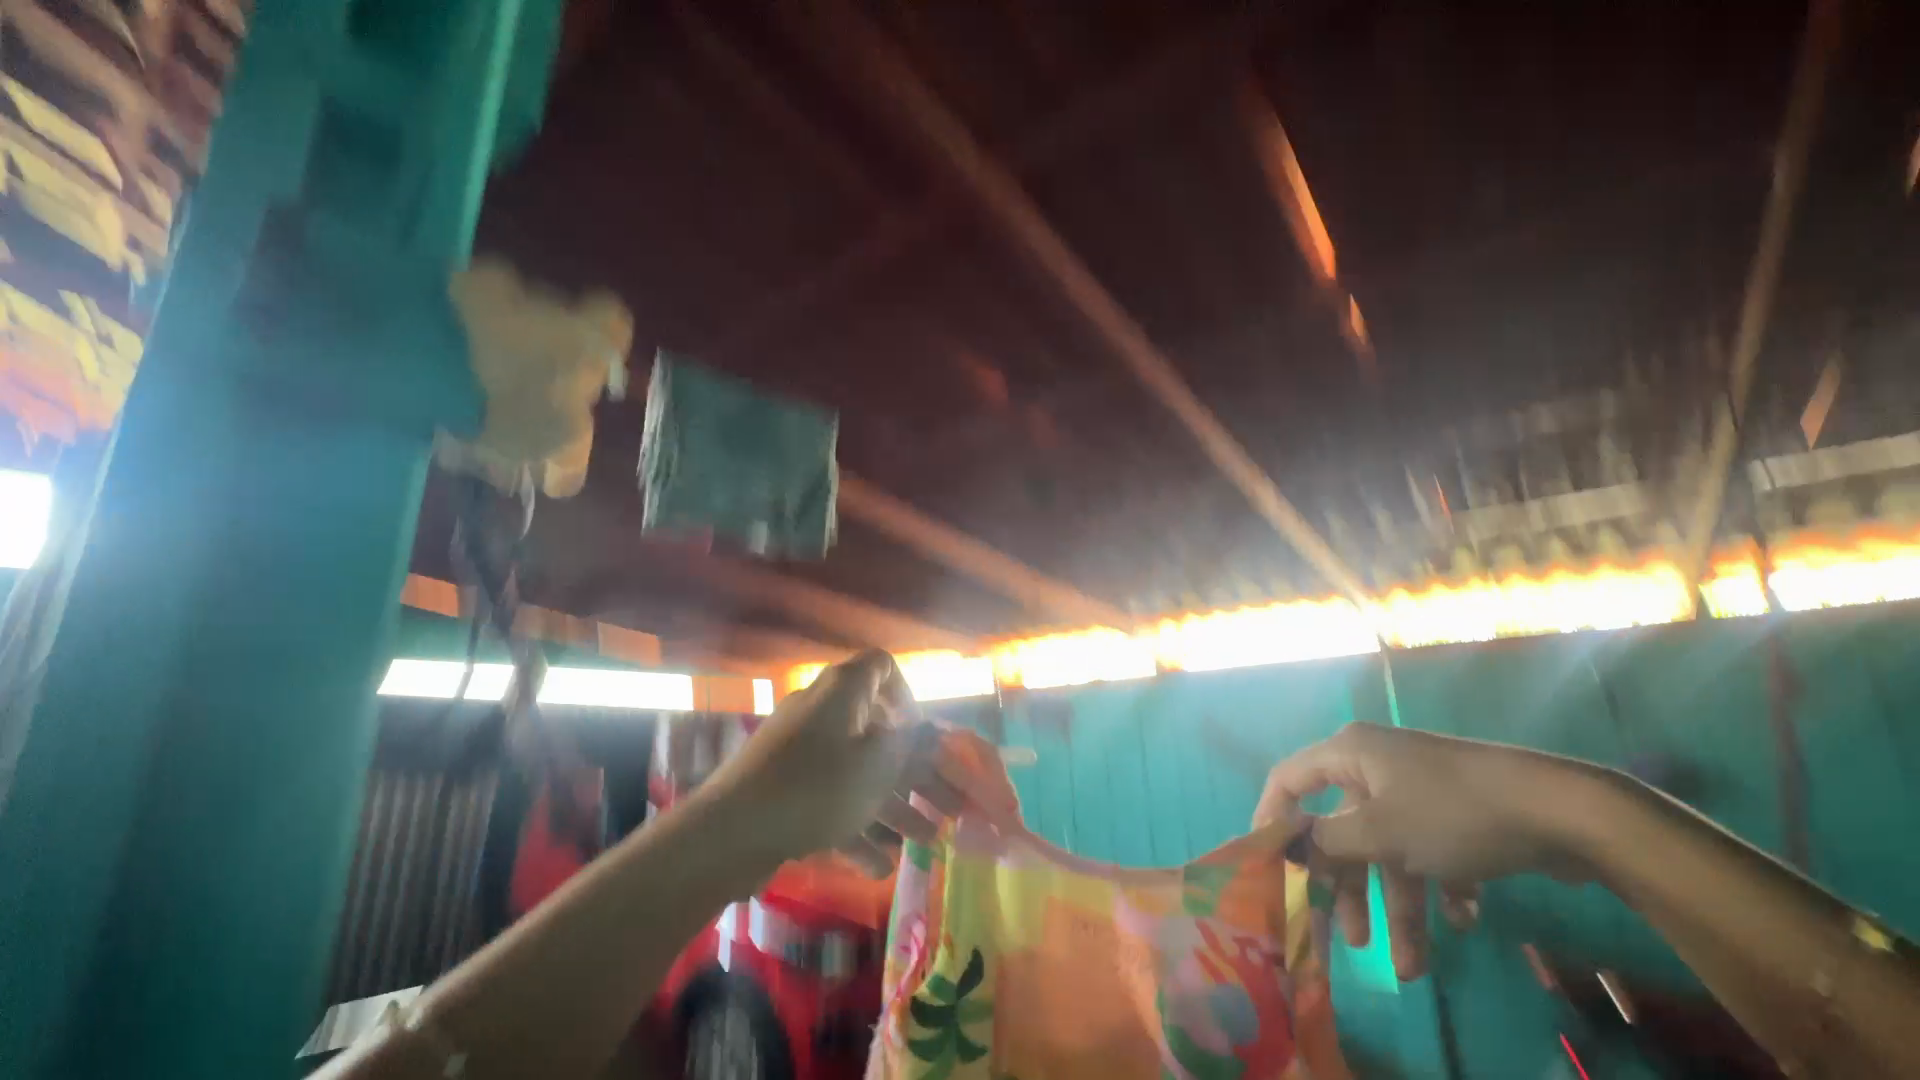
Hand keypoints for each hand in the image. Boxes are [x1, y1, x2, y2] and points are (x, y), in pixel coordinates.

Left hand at [705, 649, 962, 875]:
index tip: (923, 734)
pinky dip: (855, 828)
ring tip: (926, 842)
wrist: (731, 831)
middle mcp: (821, 713)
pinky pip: (829, 800)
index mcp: (843, 691)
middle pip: (878, 732)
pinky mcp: (784, 789)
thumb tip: (928, 734)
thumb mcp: (878, 766)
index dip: (908, 695)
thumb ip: (911, 747)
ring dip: (894, 805)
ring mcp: (800, 752)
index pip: (882, 668)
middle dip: (915, 771)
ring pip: (858, 772)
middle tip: (947, 805)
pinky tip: (877, 867)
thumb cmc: (816, 788)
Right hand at [1253, 723, 1601, 979]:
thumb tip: (1290, 843)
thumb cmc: (1452, 814)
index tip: (1266, 869)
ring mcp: (1421, 792)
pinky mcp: (1459, 816)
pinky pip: (1432, 855)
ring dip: (1398, 909)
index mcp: (1350, 755)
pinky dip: (1441, 890)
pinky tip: (1461, 919)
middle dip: (1346, 891)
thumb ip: (1325, 841)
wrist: (1564, 811)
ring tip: (1411, 968)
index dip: (1271, 821)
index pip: (1288, 781)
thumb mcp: (1379, 832)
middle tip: (1345, 941)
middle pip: (1342, 831)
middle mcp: (1378, 768)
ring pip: (1391, 853)